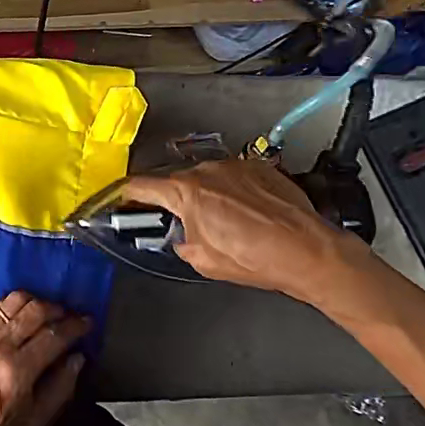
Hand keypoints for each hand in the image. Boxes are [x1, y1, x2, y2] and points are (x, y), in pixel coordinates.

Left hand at [0, 291, 89, 425]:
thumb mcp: (39, 419)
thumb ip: (63, 386)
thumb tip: (78, 357)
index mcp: (19, 369)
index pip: (56, 334)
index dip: (77, 325)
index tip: (88, 323)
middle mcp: (2, 345)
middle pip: (39, 310)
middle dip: (61, 311)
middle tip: (72, 318)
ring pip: (20, 300)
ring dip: (40, 303)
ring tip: (50, 314)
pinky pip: (1, 304)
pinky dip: (18, 303)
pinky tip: (26, 314)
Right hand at [122, 159, 380, 305]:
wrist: (303, 248)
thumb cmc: (254, 257)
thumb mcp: (203, 260)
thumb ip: (182, 240)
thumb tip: (182, 234)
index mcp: (187, 192)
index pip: (143, 186)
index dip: (128, 194)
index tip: (121, 197)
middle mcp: (209, 170)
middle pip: (178, 181)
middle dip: (177, 201)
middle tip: (188, 225)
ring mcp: (236, 165)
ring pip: (208, 178)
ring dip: (209, 196)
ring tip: (229, 224)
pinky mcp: (259, 166)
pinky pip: (234, 176)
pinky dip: (234, 191)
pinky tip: (248, 214)